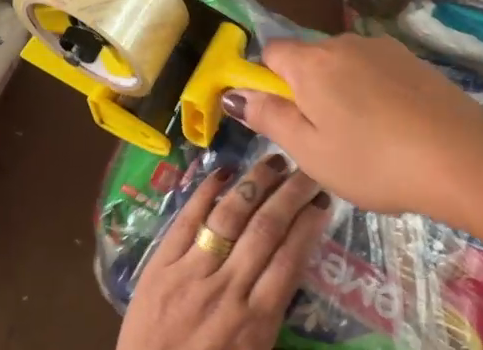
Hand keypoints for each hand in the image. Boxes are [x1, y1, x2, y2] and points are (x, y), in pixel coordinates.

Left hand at [116, 154, 332, 349]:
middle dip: (290, 194)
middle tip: (307, 169)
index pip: (290, 259)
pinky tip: (223, 172)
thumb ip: (273, 310)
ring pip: (229, 216)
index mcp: (255, 320)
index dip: (309, 224)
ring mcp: (190, 272)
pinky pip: (186, 221)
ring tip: (274, 161)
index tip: (323, 199)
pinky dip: (205, 193)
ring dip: (254, 183)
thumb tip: (295, 263)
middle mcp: (227, 289)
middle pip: (265, 229)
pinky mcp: (159, 265)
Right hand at [223, 33, 482, 219]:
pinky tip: (395, 129)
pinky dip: (374, 93)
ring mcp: (381, 48)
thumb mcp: (311, 152)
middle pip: (308, 59)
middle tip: (325, 141)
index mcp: (311, 63)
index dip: (267, 82)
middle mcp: (342, 43)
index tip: (282, 119)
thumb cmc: (374, 161)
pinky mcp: (412, 60)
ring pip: (344, 66)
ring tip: (366, 141)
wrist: (462, 157)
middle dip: (307, 92)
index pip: (270, 53)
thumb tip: (235, 93)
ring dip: (343, 93)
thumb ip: (270, 118)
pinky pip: (375, 71)